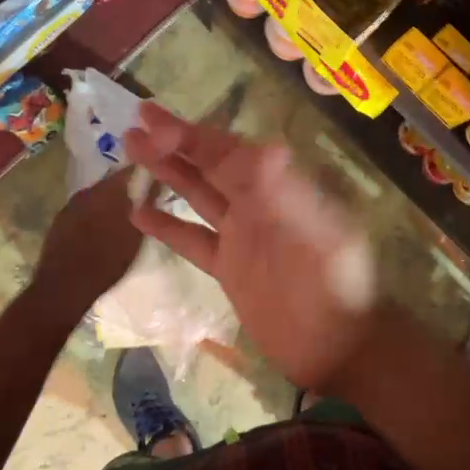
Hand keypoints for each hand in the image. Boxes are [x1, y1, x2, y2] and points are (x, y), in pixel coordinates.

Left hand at [31, 168, 142, 318]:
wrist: (62, 288)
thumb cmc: (106, 260)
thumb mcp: (135, 234)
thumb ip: (146, 204)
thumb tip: (156, 181)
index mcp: (107, 190)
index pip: (131, 170)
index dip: (144, 175)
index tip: (155, 185)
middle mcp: (87, 191)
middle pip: (112, 182)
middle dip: (126, 190)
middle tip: (140, 205)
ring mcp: (70, 206)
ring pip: (96, 197)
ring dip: (108, 204)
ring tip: (121, 220)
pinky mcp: (59, 222)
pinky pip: (83, 210)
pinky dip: (93, 215)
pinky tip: (100, 231)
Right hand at [125, 103, 376, 391]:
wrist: (340, 350)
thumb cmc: (335, 292)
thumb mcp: (317, 241)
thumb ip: (287, 199)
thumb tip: (265, 148)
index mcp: (281, 190)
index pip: (231, 153)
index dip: (195, 137)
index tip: (158, 127)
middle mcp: (260, 204)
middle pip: (211, 165)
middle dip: (175, 141)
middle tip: (136, 119)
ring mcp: (243, 236)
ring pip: (198, 195)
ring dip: (167, 172)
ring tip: (130, 148)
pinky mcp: (230, 270)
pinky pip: (192, 240)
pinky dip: (167, 226)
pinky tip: (137, 212)